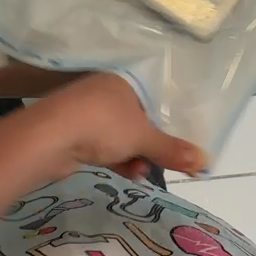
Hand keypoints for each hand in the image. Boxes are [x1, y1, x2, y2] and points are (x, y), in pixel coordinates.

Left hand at [26, 74, 207, 178]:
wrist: (49, 138)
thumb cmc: (103, 125)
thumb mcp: (143, 138)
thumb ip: (173, 150)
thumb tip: (207, 162)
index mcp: (126, 81)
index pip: (155, 96)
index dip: (170, 117)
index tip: (183, 138)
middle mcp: (108, 92)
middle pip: (139, 118)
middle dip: (152, 143)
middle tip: (166, 161)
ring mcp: (88, 112)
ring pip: (121, 135)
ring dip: (135, 155)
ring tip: (142, 173)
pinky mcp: (75, 133)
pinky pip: (105, 146)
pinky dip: (117, 159)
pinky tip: (128, 174)